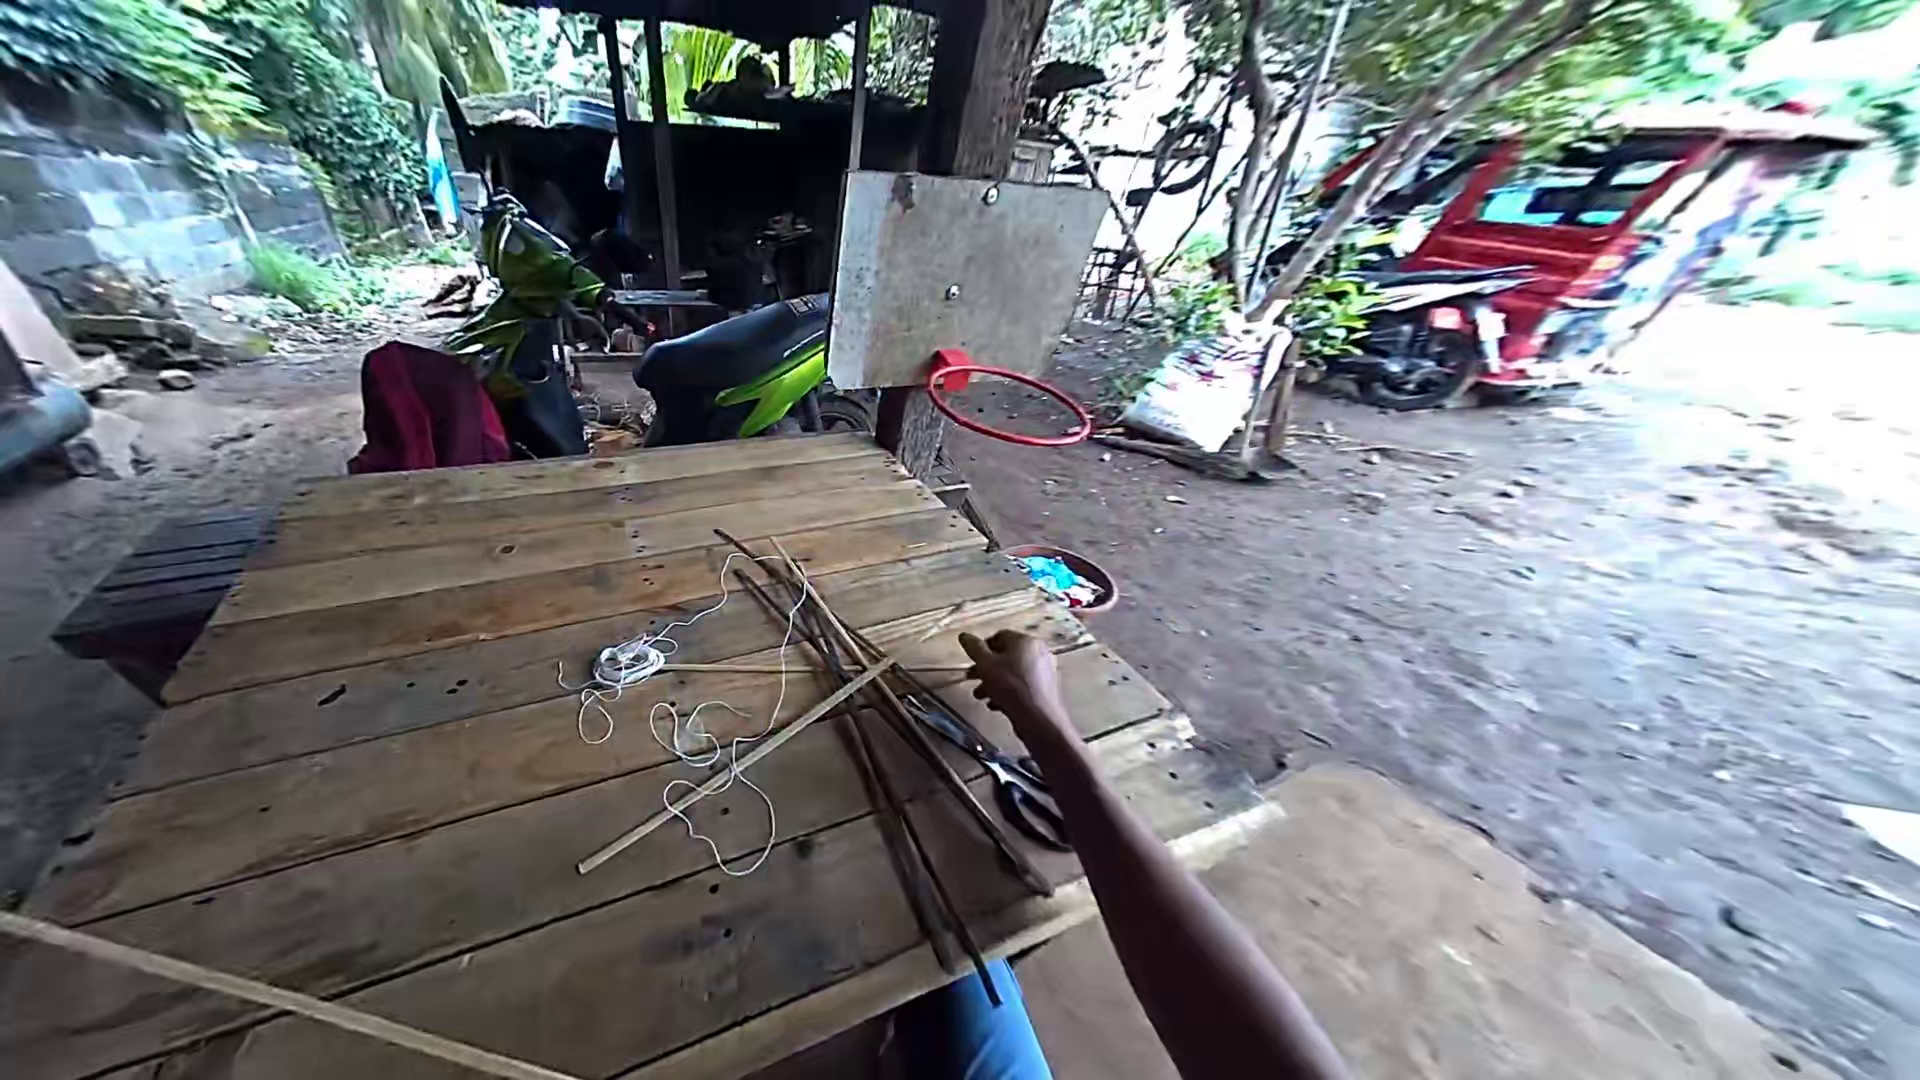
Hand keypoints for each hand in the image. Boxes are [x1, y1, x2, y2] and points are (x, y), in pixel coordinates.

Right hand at [958, 630, 1075, 746]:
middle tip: (972, 678)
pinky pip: (1021, 685)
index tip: (972, 660)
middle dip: (986, 668)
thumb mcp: (986, 665)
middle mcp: (1037, 652)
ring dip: (993, 682)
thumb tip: (964, 636)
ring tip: (981, 696)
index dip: (982, 647)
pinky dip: (1007, 691)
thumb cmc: (1010, 686)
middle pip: (1006, 656)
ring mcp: (1043, 671)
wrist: (1038, 718)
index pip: (1000, 636)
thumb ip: (974, 648)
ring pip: (1012, 672)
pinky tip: (995, 704)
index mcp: (1025, 641)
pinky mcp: (1044, 689)